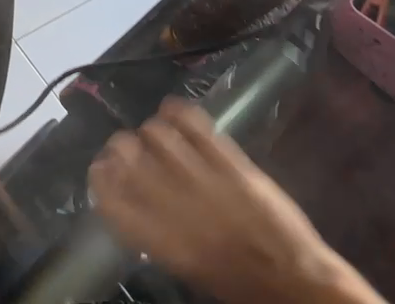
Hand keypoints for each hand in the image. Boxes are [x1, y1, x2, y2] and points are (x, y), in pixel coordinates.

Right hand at [89, 100, 373, 303]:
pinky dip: (178, 111)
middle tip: (132, 148)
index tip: (104, 167)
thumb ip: (146, 224)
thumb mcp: (178, 259)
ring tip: (161, 136)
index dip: (100, 171)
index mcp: (153, 232)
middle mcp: (169, 201)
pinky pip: (193, 124)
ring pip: (156, 132)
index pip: (105, 188)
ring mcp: (201, 178)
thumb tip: (124, 191)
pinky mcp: (231, 164)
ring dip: (153, 131)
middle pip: (124, 151)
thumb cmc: (233, 278)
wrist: (295, 283)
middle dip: (123, 146)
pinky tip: (174, 111)